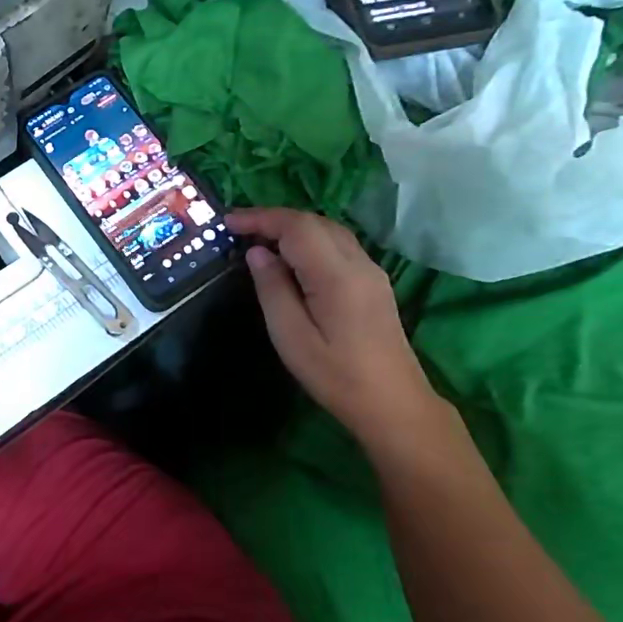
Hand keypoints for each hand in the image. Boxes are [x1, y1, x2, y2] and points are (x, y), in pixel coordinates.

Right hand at [228, 208, 450, 451]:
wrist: (393, 403)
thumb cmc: (336, 375)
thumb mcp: (291, 336)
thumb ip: (272, 288)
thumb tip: (257, 253)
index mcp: (336, 275)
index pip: (296, 227)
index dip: (261, 218)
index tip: (228, 221)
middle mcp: (358, 263)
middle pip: (314, 222)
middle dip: (274, 218)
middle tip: (238, 228)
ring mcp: (370, 271)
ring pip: (328, 230)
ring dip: (292, 227)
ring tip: (258, 239)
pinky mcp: (373, 282)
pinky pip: (337, 245)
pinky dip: (308, 240)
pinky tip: (290, 258)